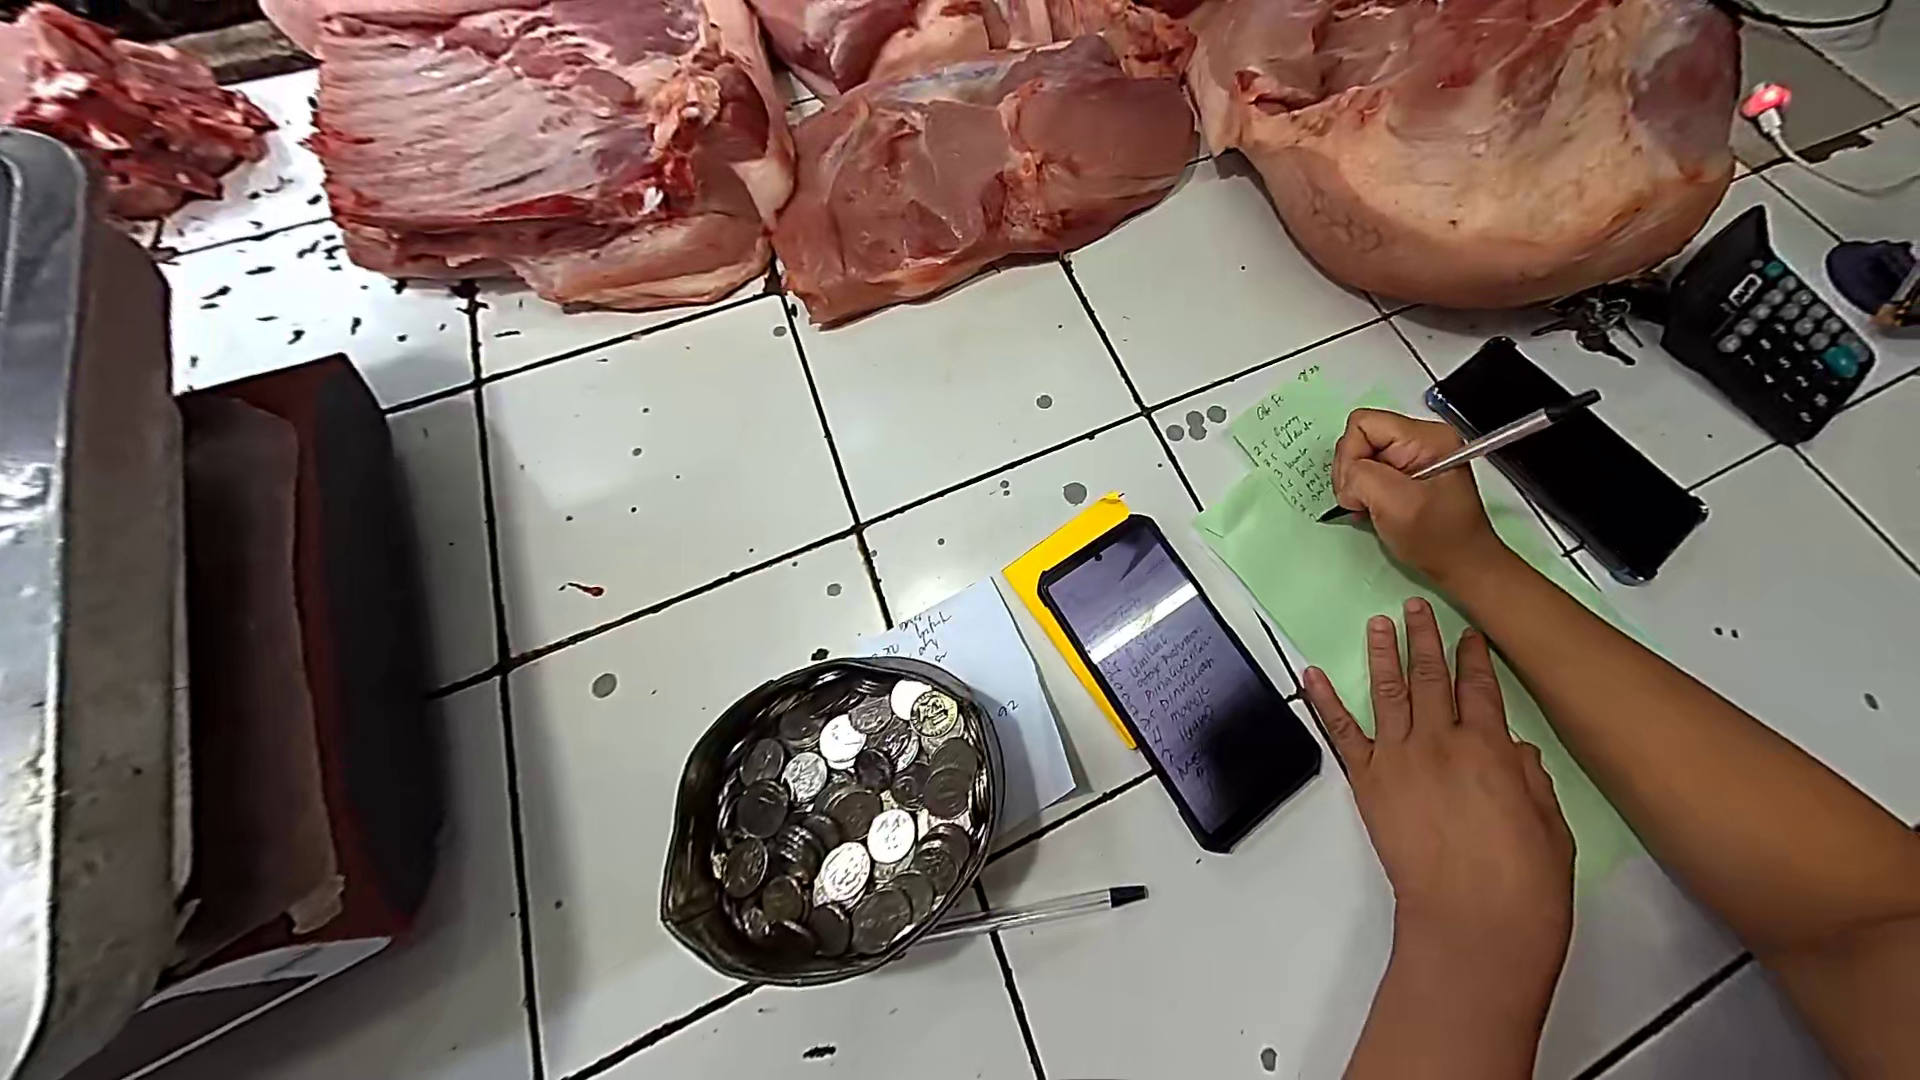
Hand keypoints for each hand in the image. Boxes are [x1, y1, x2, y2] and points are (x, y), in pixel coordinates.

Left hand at [1304, 598, 1573, 990]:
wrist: (1471, 922)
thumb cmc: (1524, 883)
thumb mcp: (1550, 826)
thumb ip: (1527, 777)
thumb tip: (1512, 745)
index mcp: (1489, 750)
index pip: (1480, 690)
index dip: (1474, 658)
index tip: (1468, 632)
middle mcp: (1437, 742)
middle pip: (1431, 679)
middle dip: (1424, 639)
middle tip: (1415, 606)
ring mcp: (1394, 756)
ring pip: (1387, 692)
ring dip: (1382, 654)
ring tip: (1377, 622)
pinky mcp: (1364, 776)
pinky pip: (1340, 729)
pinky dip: (1323, 698)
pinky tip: (1311, 671)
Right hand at [1330, 409, 1509, 586]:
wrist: (1459, 562)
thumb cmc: (1435, 536)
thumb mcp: (1395, 502)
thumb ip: (1361, 475)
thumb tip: (1347, 472)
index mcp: (1424, 437)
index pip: (1362, 424)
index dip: (1351, 455)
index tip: (1363, 488)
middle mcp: (1417, 439)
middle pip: (1356, 438)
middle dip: (1350, 472)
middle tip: (1366, 500)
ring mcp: (1408, 455)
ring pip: (1355, 456)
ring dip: (1353, 484)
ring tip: (1370, 505)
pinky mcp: (1401, 471)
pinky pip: (1362, 469)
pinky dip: (1358, 490)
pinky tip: (1371, 505)